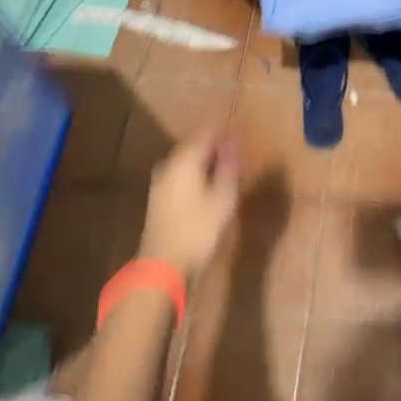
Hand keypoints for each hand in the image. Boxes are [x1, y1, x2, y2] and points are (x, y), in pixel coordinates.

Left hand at [136, 132, 239, 278]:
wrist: (163, 267)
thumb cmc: (198, 230)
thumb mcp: (223, 197)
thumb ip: (229, 167)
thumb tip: (234, 144)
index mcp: (184, 160)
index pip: (206, 133)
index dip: (226, 134)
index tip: (242, 139)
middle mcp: (168, 165)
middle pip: (194, 146)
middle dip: (216, 148)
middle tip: (237, 159)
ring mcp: (160, 183)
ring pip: (186, 162)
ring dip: (206, 164)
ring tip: (226, 174)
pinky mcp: (158, 199)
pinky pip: (180, 177)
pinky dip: (195, 177)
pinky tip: (208, 190)